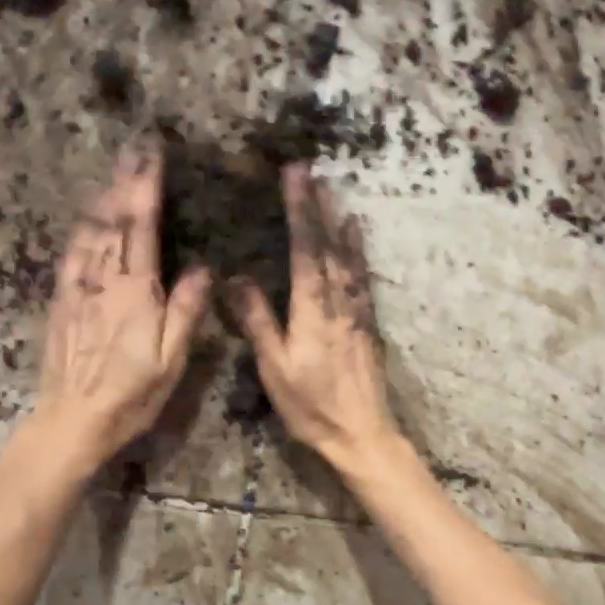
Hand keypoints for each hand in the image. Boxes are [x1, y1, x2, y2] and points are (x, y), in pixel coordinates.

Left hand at [29, 139, 210, 476]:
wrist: (72, 420)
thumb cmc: (130, 396)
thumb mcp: (171, 361)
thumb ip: (186, 311)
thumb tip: (202, 269)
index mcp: (135, 292)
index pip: (140, 227)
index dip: (146, 187)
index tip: (152, 154)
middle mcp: (103, 281)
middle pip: (112, 221)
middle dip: (124, 182)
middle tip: (133, 148)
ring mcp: (77, 290)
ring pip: (88, 233)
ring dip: (101, 200)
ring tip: (112, 174)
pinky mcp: (62, 304)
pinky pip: (70, 255)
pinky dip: (80, 231)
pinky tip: (84, 222)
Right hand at [230, 165, 402, 472]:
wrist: (361, 432)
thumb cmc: (312, 407)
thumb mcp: (275, 368)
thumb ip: (259, 321)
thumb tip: (235, 279)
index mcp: (313, 310)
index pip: (305, 249)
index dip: (300, 210)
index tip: (295, 175)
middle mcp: (339, 304)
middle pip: (330, 246)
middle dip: (319, 207)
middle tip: (313, 172)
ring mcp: (358, 313)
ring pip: (350, 259)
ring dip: (341, 224)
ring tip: (336, 194)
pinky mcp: (368, 326)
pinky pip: (363, 279)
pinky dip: (359, 254)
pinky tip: (357, 240)